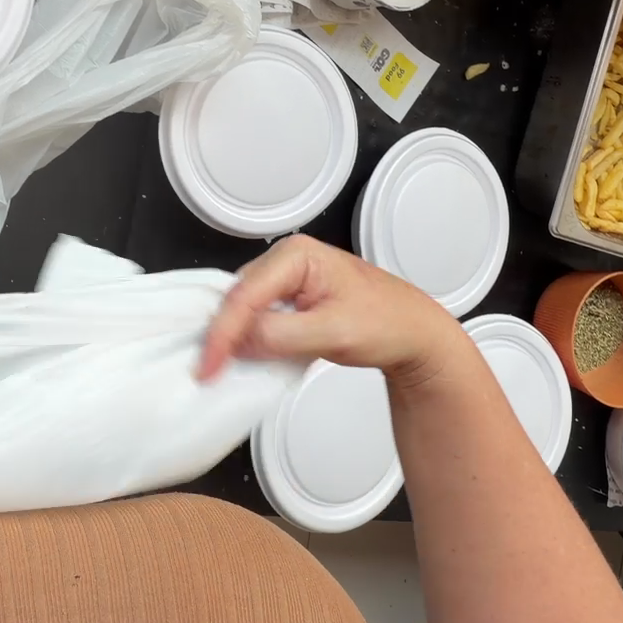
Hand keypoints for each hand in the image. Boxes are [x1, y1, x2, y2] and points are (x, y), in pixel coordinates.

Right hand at [199, 236, 467, 391]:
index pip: (246, 293)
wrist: (414, 333)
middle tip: (208, 369)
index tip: (209, 365)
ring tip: (219, 366)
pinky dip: (246, 337)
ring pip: (242, 306)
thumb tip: (239, 341)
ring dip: (232, 336)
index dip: (224, 332)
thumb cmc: (387, 322)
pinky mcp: (286, 297)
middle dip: (222, 333)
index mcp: (296, 254)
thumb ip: (281, 335)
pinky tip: (242, 356)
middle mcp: (284, 258)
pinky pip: (255, 314)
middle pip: (238, 296)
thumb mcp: (334, 332)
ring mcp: (284, 277)